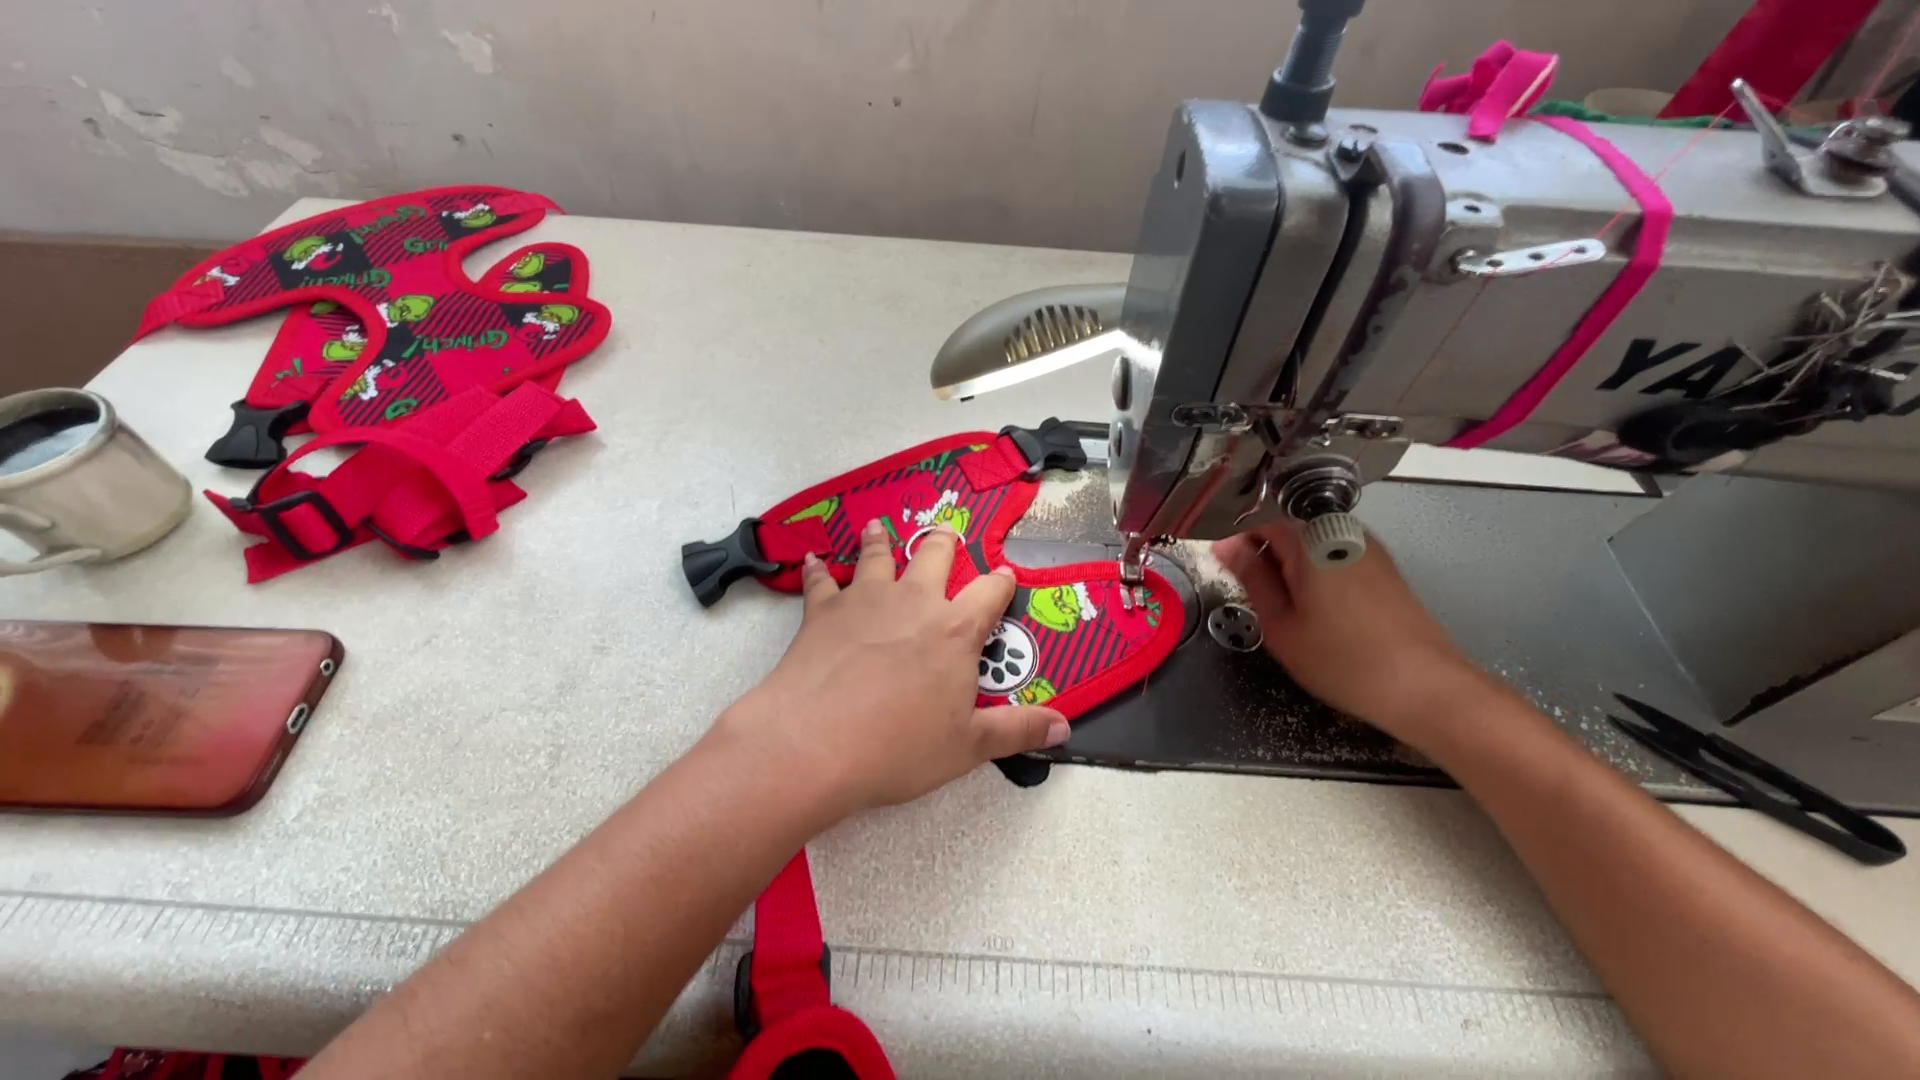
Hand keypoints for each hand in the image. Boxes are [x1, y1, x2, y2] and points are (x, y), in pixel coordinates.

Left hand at [717, 519, 1068, 815]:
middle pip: (933, 557)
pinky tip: (813, 560)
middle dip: (943, 543)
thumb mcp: (969, 746)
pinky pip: (821, 581)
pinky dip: (818, 569)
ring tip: (879, 527)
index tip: (1006, 575)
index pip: (989, 594)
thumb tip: (1064, 727)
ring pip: (877, 557)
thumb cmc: (899, 747)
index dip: (1000, 583)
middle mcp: (913, 602)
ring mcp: (865, 601)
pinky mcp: (822, 611)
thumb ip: (1017, 730)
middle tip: (947, 531)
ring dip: (880, 541)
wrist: (816, 744)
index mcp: (955, 631)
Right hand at [1211, 522, 1488, 739]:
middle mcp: (1342, 530)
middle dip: (1262, 552)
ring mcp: (1367, 547)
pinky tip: (1314, 609)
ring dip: (1289, 564)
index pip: (1257, 516)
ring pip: (1311, 543)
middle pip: (1287, 525)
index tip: (1220, 565)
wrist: (1424, 688)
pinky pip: (1334, 556)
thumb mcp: (1280, 623)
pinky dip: (1315, 574)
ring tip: (1282, 606)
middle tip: (1249, 593)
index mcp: (1310, 537)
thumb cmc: (1343, 660)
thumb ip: (1250, 577)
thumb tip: (1226, 547)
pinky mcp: (1383, 568)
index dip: (1233, 538)